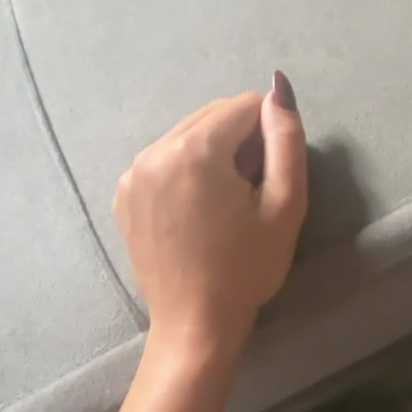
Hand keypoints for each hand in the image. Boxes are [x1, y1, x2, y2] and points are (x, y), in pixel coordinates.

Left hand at [112, 73, 307, 352]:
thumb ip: (286, 139)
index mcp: (194, 151)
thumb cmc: (248, 266)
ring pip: (189, 135)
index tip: (270, 179)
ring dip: (215, 154)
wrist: (196, 322)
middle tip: (252, 192)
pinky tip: (200, 211)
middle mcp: (154, 151)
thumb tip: (277, 89)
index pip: (244, 105)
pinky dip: (189, 170)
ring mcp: (132, 173)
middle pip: (213, 115)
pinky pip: (166, 158)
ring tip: (226, 204)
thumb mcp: (286, 204)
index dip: (269, 135)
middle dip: (240, 141)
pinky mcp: (124, 193)